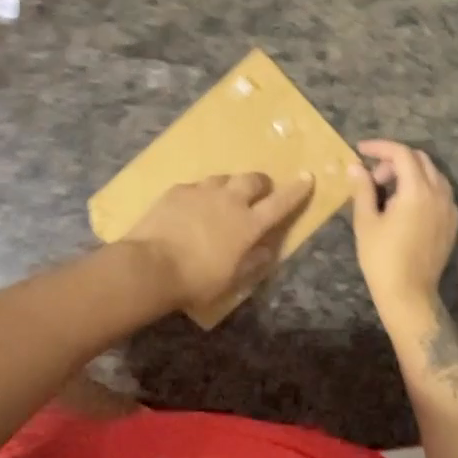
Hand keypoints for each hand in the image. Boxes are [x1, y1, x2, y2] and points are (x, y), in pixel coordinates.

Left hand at [121, 171, 313, 309]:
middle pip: (252, 180)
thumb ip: (255, 260)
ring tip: (226, 198)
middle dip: (261, 183)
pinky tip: (195, 207)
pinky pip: (197, 186)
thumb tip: (267, 247)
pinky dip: (203, 194)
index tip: (307, 177)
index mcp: (249, 224)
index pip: (281, 202)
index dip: (296, 190)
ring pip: (224, 178)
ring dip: (231, 186)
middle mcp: (229, 201)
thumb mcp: (234, 279)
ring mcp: (201, 192)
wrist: (150, 266)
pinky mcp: (177, 191)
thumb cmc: (198, 280)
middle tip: (261, 192)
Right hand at [349, 139, 457, 324]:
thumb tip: (355, 167)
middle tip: (374, 178)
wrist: (409, 293)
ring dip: (411, 173)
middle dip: (395, 161)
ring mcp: (450, 209)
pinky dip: (423, 188)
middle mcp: (440, 194)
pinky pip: (441, 193)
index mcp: (418, 190)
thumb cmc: (382, 258)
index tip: (361, 150)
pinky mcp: (452, 223)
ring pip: (433, 175)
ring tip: (388, 192)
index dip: (380, 147)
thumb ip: (363, 189)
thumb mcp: (366, 221)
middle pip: (420, 160)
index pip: (402, 154)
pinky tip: (406, 206)